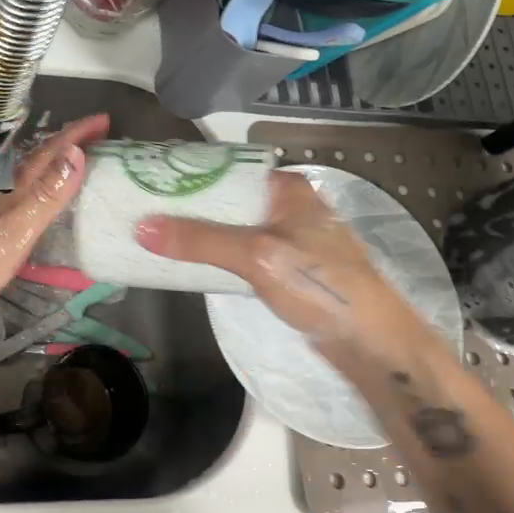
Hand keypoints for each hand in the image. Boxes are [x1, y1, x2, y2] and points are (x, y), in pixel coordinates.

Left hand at [0, 115, 106, 334]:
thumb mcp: (14, 233)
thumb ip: (44, 197)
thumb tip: (75, 155)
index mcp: (11, 191)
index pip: (50, 153)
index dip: (76, 135)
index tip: (104, 120)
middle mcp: (1, 193)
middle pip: (40, 159)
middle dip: (68, 144)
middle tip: (97, 135)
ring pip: (29, 175)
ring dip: (55, 163)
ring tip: (77, 158)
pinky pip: (23, 194)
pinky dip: (41, 186)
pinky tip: (42, 198)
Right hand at [135, 171, 422, 351]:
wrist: (372, 343)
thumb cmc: (320, 285)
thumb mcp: (256, 256)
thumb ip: (200, 241)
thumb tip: (141, 228)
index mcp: (288, 188)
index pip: (228, 169)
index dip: (189, 173)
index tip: (149, 179)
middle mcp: (288, 206)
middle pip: (227, 199)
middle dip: (188, 206)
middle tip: (143, 208)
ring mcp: (288, 239)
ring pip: (232, 228)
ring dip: (199, 233)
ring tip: (154, 232)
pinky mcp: (286, 270)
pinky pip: (240, 253)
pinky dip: (215, 255)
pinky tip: (186, 261)